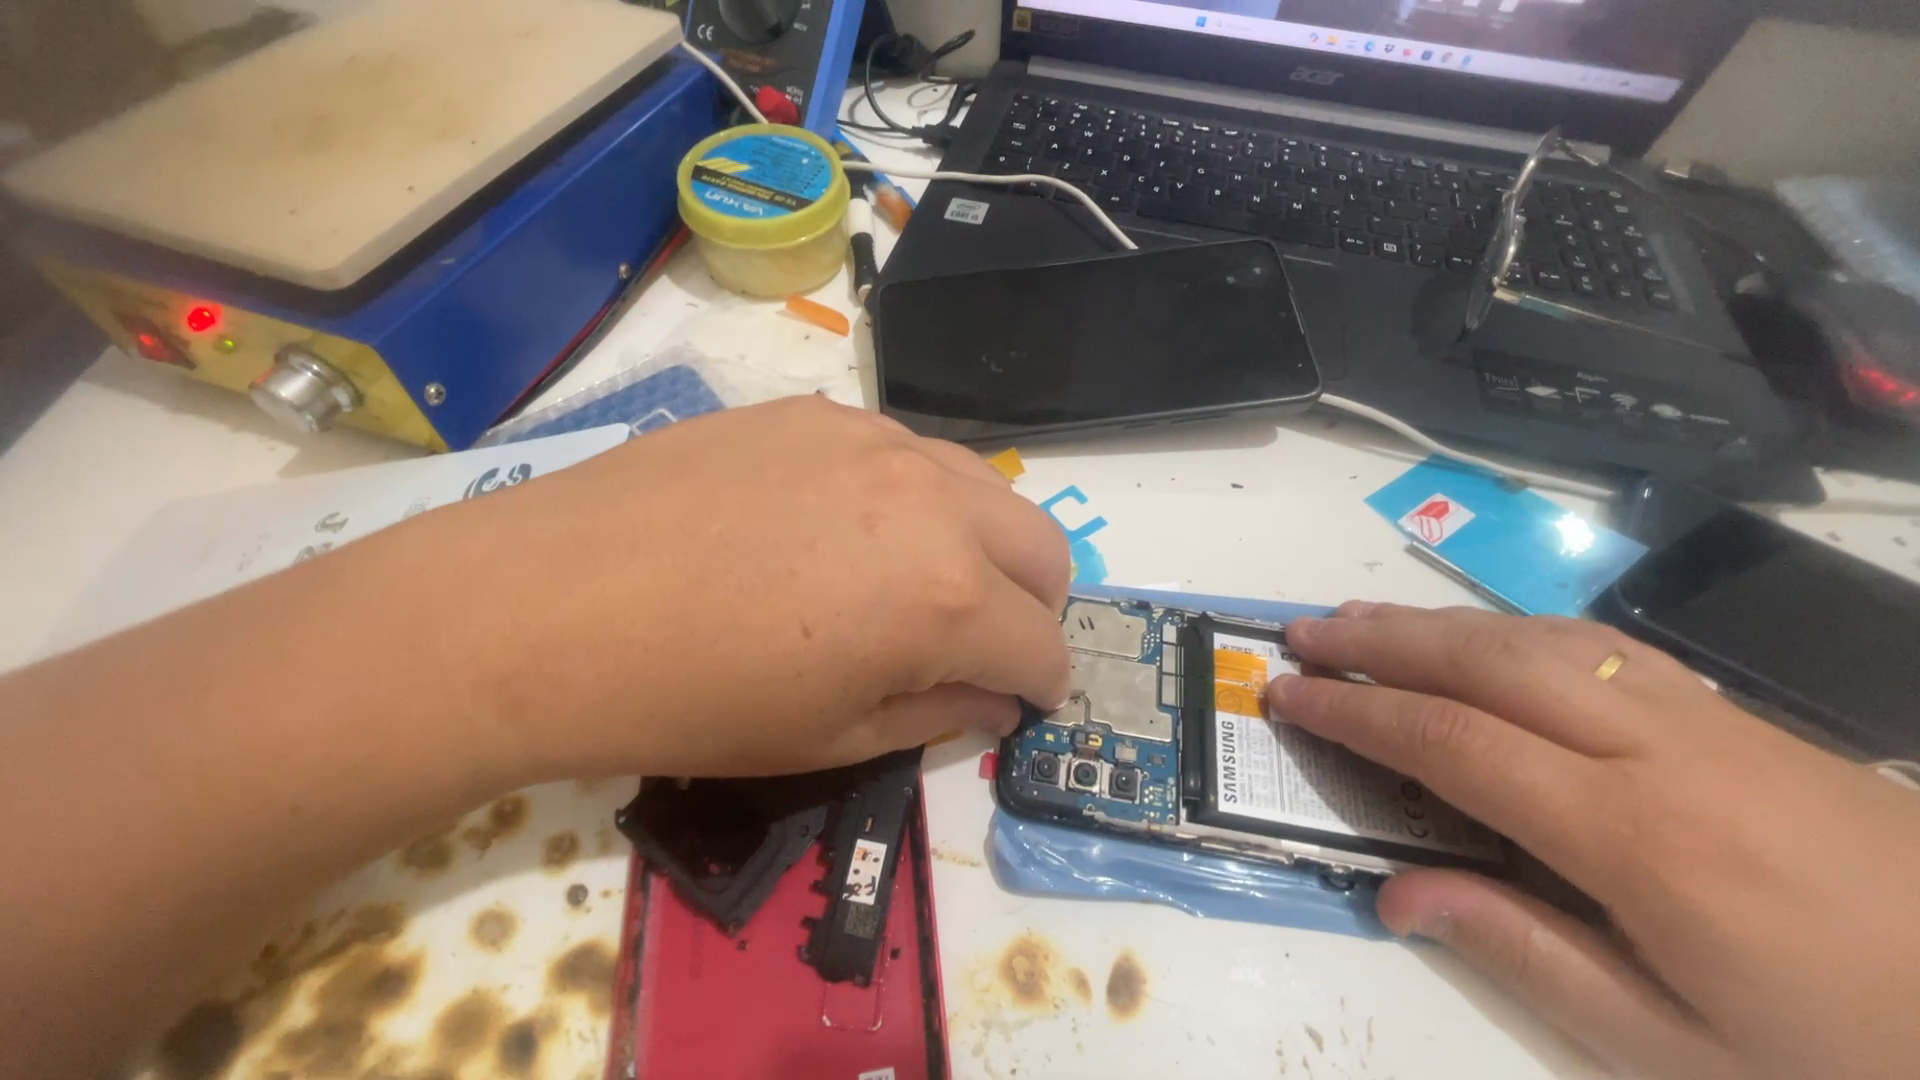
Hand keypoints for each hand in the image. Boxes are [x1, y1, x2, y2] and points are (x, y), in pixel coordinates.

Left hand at [420, 396, 1070, 778]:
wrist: (542, 606)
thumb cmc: (691, 701)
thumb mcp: (833, 740)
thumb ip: (940, 713)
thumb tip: (996, 696)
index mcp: (946, 598)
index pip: (1043, 645)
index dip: (1042, 685)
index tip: (1023, 701)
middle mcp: (933, 501)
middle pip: (1044, 549)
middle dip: (1035, 607)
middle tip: (984, 643)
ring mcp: (875, 440)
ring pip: (983, 486)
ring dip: (982, 543)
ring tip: (918, 582)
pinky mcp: (818, 412)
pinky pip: (906, 453)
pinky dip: (912, 499)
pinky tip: (842, 529)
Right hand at [1268, 603, 1919, 1079]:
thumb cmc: (1851, 1050)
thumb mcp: (1679, 1048)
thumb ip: (1526, 953)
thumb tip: (1396, 894)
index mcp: (1639, 838)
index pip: (1455, 743)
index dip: (1357, 713)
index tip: (1289, 696)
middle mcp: (1662, 751)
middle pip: (1488, 664)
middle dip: (1380, 644)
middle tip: (1301, 634)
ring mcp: (1707, 720)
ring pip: (1541, 641)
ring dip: (1437, 623)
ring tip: (1361, 619)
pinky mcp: (1738, 715)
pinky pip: (1600, 648)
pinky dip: (1515, 629)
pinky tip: (1480, 636)